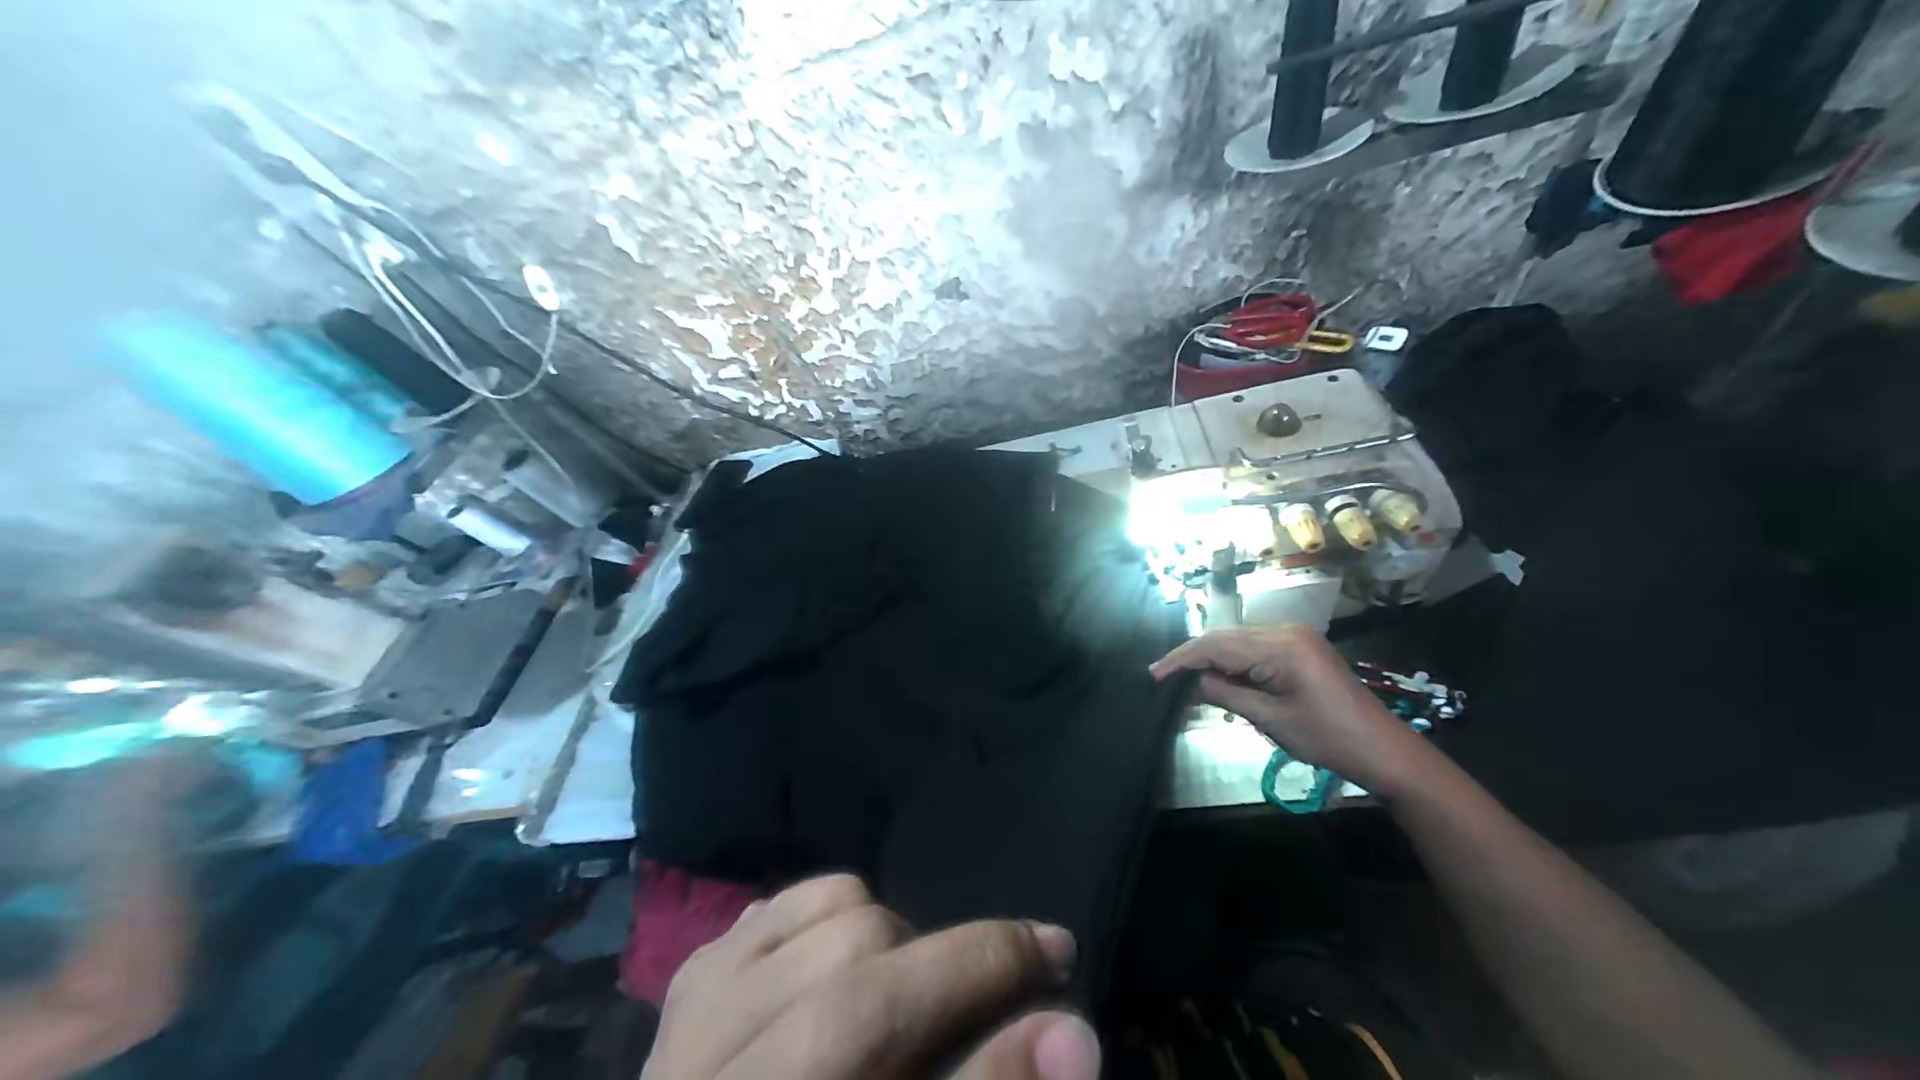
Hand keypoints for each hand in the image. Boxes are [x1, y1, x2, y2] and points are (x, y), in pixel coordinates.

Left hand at [644, 874, 1099, 1079]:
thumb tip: (1073, 1033)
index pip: (876, 1015)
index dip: (980, 968)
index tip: (1060, 949)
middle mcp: (713, 1054)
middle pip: (850, 954)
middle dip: (936, 966)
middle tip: (975, 1000)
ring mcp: (689, 1013)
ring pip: (817, 909)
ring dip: (881, 936)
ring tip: (897, 991)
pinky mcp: (687, 985)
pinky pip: (775, 903)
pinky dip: (826, 919)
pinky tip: (837, 967)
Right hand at [1149, 625, 1431, 795]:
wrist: (1384, 750)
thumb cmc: (1327, 739)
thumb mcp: (1270, 719)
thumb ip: (1225, 695)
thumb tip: (1191, 683)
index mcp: (1281, 646)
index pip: (1217, 646)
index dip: (1182, 659)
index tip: (1154, 675)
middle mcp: (1286, 631)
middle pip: (1225, 637)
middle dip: (1193, 656)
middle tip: (1162, 677)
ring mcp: (1296, 637)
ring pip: (1238, 640)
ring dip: (1211, 658)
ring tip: (1184, 681)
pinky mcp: (1301, 648)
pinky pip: (1255, 648)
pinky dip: (1233, 662)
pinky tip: (1219, 679)